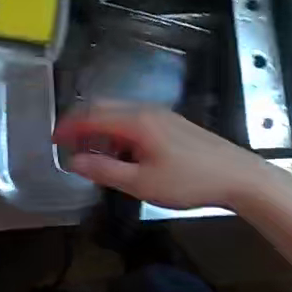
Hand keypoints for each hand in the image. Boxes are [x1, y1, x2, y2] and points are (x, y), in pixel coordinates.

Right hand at [52, 103, 274, 209]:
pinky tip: (120, 152)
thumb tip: (74, 162)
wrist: (238, 176)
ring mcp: (161, 115)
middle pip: (104, 107)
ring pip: (119, 112)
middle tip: (67, 144)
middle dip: (81, 124)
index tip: (53, 140)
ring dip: (99, 128)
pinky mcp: (172, 124)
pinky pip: (134, 119)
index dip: (69, 127)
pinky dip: (117, 131)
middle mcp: (146, 110)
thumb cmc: (189, 181)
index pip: (91, 116)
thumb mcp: (141, 183)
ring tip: (90, 153)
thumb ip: (105, 170)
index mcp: (136, 121)